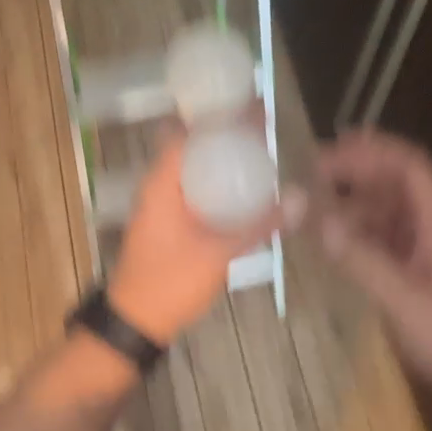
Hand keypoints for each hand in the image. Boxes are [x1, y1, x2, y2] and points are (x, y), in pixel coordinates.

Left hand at [106, 123, 289, 342]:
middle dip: (225, 137)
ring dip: (220, 162)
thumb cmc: (169, 283)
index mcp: (161, 184)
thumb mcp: (217, 254)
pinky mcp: (166, 226)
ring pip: (192, 173)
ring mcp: (160, 208)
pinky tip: (243, 194)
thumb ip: (258, 226)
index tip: (251, 106)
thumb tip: (299, 201)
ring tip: (260, 154)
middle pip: (191, 149)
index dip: (219, 117)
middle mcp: (157, 188)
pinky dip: (215, 187)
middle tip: (264, 129)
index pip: (187, 133)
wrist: (132, 324)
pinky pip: (193, 194)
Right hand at [310, 130, 431, 406]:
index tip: (328, 155)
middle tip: (307, 177)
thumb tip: (321, 224)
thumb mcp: (406, 306)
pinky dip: (355, 233)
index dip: (372, 152)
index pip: (412, 168)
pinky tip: (330, 242)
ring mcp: (426, 249)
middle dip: (354, 172)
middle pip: (395, 183)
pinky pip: (383, 237)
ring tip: (309, 209)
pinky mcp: (418, 270)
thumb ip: (364, 264)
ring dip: (351, 203)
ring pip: (385, 210)